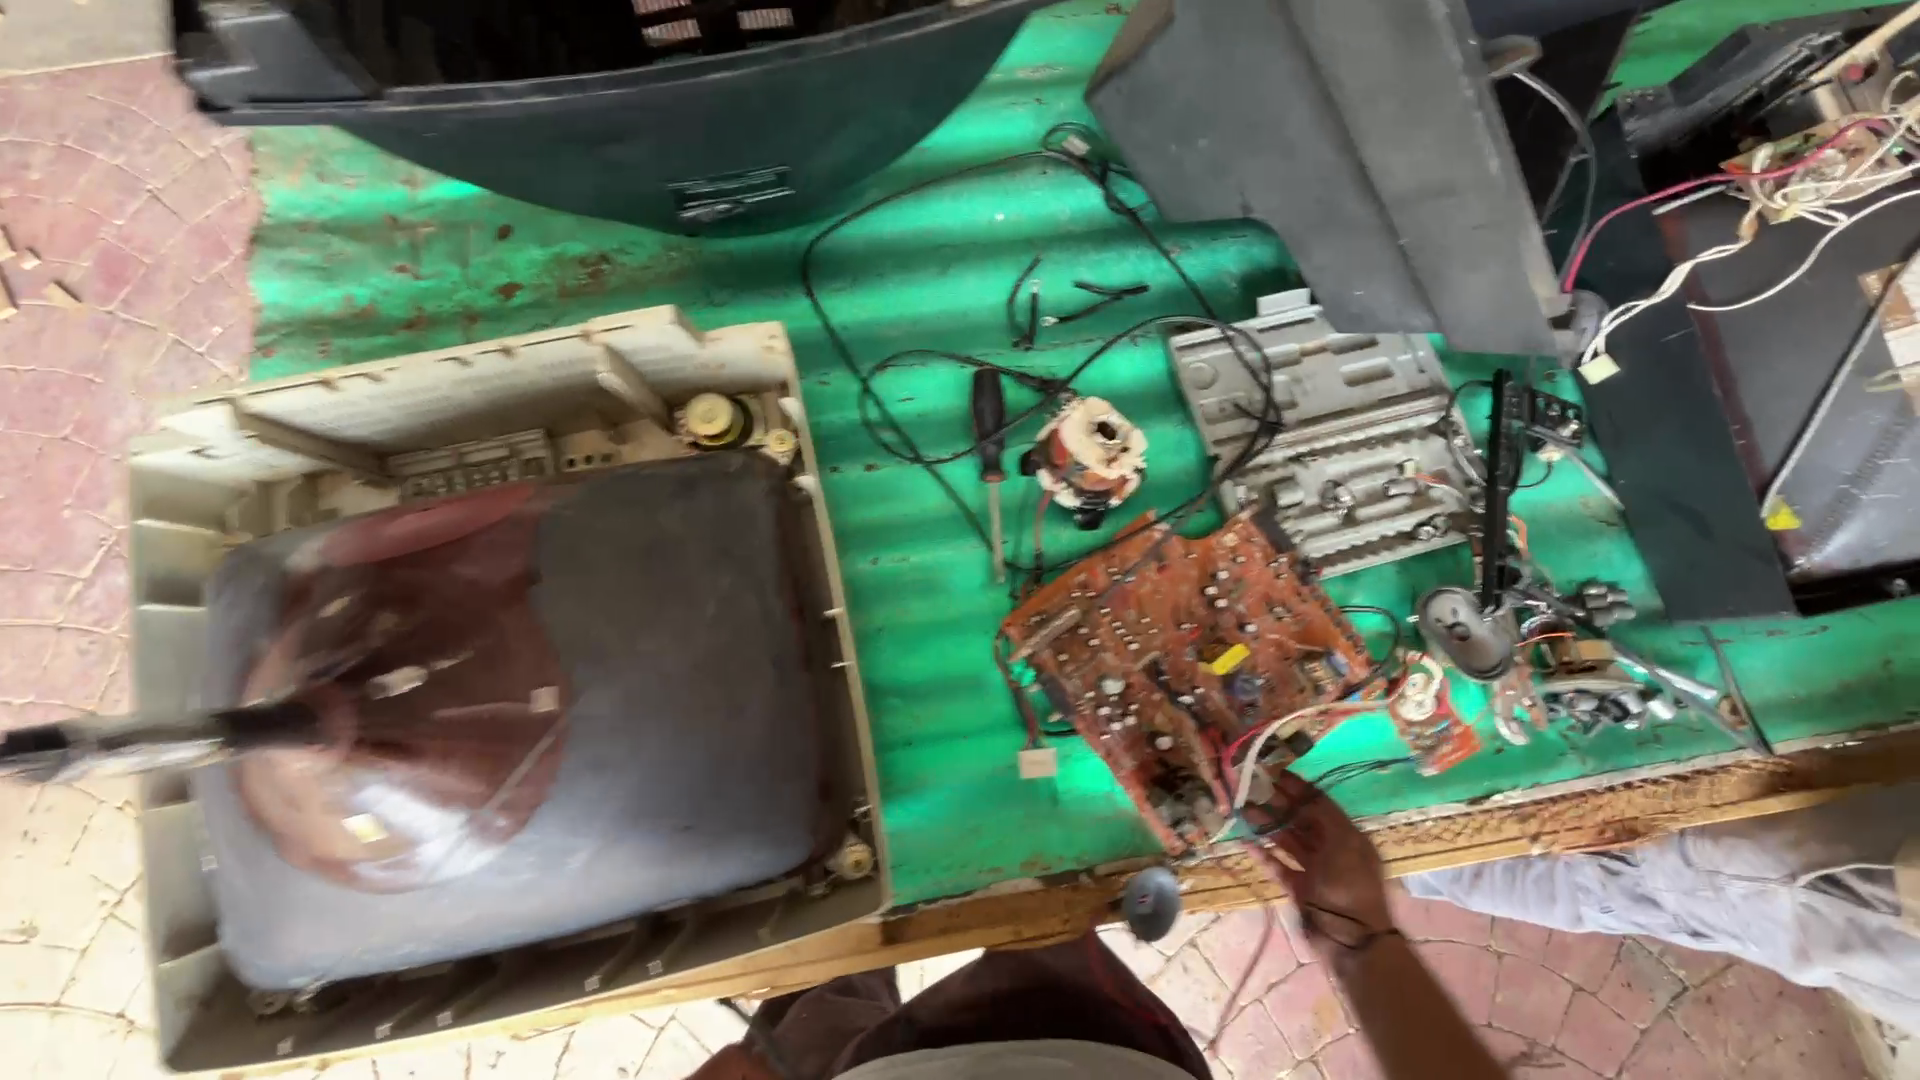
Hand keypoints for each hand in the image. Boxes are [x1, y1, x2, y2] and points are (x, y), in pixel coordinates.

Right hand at [1263, 773, 1394, 958]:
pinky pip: (1279, 866)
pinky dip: (1264, 855)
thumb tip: (1302, 793)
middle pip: (1303, 822)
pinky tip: (1247, 843)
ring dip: (1268, 827)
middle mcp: (1332, 850)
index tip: (1277, 773)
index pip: (1322, 805)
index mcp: (1348, 837)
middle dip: (1280, 806)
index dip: (1301, 789)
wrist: (1351, 940)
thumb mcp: (1344, 843)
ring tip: (1246, 812)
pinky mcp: (1299, 889)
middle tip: (1255, 790)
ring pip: (1288, 842)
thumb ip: (1323, 815)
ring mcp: (1315, 871)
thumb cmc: (1350, 885)